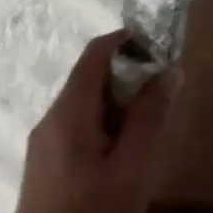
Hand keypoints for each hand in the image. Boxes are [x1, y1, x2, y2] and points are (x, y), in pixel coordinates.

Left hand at [17, 31, 171, 212]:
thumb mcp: (131, 171)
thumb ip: (149, 117)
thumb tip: (171, 69)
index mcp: (67, 112)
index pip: (96, 52)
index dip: (130, 40)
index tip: (163, 48)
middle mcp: (48, 120)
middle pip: (90, 77)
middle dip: (129, 76)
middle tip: (164, 92)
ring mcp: (42, 146)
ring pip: (84, 105)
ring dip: (118, 103)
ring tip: (150, 123)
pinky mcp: (42, 169)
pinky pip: (76, 129)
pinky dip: (104, 126)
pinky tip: (124, 153)